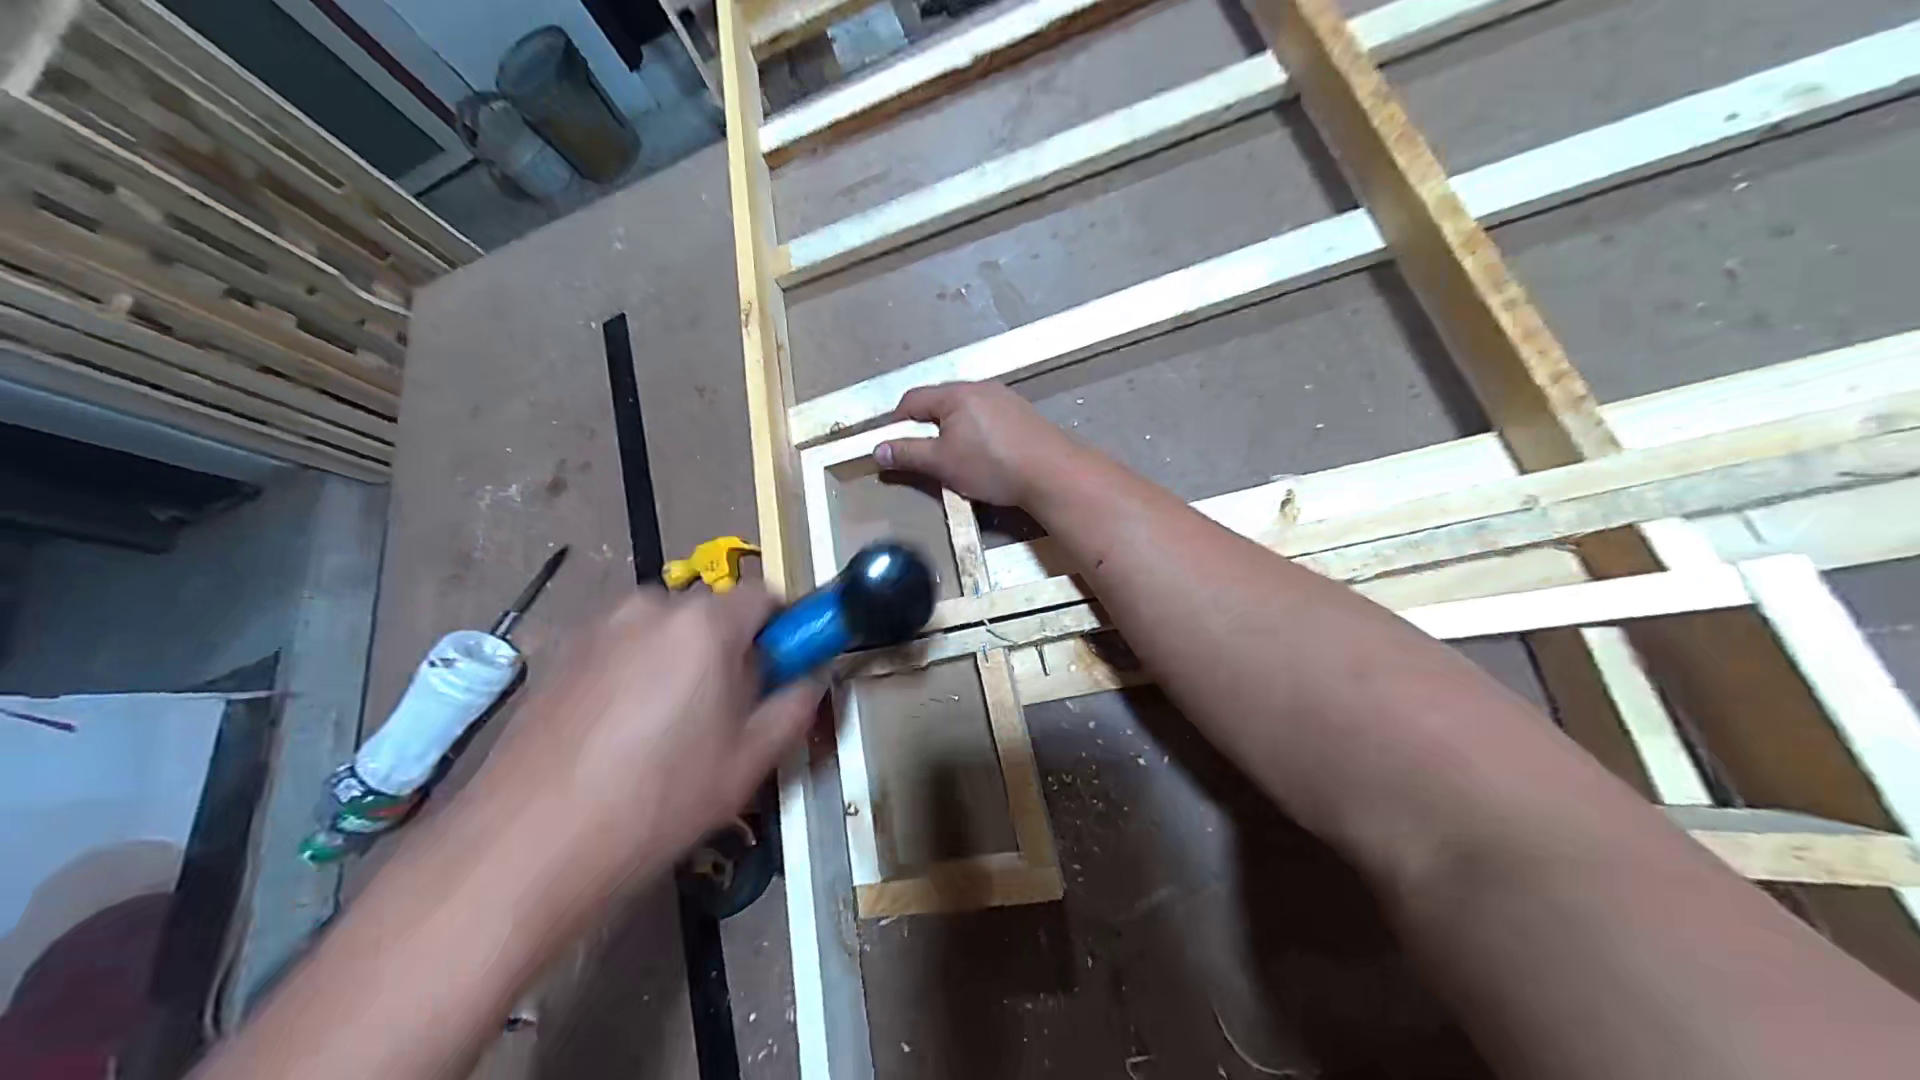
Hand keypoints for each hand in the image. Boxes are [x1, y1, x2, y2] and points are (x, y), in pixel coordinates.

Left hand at [465, 586, 823, 898]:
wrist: (526, 846)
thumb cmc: (656, 800)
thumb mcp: (750, 761)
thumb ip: (796, 704)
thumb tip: (811, 677)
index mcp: (705, 622)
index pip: (768, 595)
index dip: (784, 631)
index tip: (781, 673)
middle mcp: (651, 606)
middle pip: (715, 614)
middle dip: (731, 651)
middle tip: (726, 714)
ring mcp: (599, 627)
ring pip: (667, 632)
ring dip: (683, 662)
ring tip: (668, 731)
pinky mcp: (561, 653)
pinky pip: (624, 649)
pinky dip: (638, 673)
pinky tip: (621, 735)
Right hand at [873, 382, 1079, 506]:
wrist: (1052, 473)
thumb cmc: (992, 465)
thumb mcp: (942, 463)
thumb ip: (908, 454)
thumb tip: (878, 449)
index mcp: (956, 394)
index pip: (912, 400)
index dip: (896, 423)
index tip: (892, 445)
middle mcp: (980, 388)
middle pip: (939, 403)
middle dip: (925, 427)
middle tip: (922, 455)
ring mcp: (1005, 399)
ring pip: (965, 411)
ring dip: (952, 431)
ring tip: (953, 459)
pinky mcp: (1022, 415)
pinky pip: (987, 419)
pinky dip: (976, 434)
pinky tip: (984, 456)